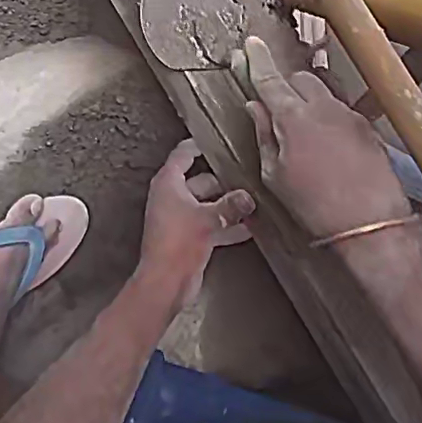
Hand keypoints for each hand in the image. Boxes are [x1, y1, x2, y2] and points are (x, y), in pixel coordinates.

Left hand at [139, 140, 254, 304]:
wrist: (166, 281)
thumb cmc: (179, 242)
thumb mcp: (209, 218)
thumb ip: (231, 206)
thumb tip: (249, 198)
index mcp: (168, 184)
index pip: (182, 155)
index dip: (197, 146)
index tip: (216, 141)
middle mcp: (171, 198)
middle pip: (200, 181)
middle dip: (223, 181)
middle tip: (248, 177)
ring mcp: (179, 218)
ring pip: (207, 204)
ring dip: (227, 206)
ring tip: (254, 202)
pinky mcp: (188, 237)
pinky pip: (211, 224)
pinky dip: (227, 226)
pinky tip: (251, 229)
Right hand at [242, 36, 412, 239]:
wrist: (370, 225)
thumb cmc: (314, 205)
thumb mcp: (273, 173)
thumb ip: (263, 133)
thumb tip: (256, 107)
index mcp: (293, 117)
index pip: (269, 79)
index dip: (256, 61)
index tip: (249, 47)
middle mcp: (324, 107)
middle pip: (299, 79)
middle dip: (284, 86)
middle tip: (274, 109)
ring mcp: (350, 115)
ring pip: (322, 93)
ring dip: (307, 102)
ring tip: (303, 136)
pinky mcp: (367, 128)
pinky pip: (340, 111)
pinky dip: (327, 119)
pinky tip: (325, 147)